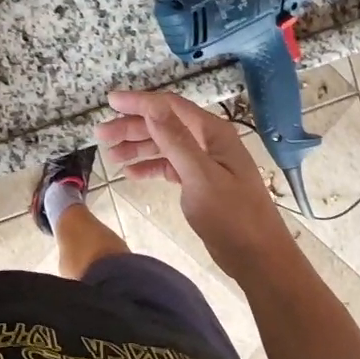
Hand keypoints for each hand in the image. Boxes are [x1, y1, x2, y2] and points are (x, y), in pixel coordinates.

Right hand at [97, 91, 297, 282]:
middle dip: (132, 126)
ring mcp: (204, 163)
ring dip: (137, 147)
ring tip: (110, 155)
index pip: (169, 107)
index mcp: (212, 133)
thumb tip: (152, 106)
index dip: (139, 102)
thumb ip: (176, 140)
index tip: (110, 101)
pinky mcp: (199, 183)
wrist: (258, 257)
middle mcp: (208, 142)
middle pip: (164, 124)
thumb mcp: (200, 176)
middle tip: (101, 135)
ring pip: (165, 145)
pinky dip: (150, 166)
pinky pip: (169, 166)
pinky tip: (130, 173)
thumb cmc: (232, 216)